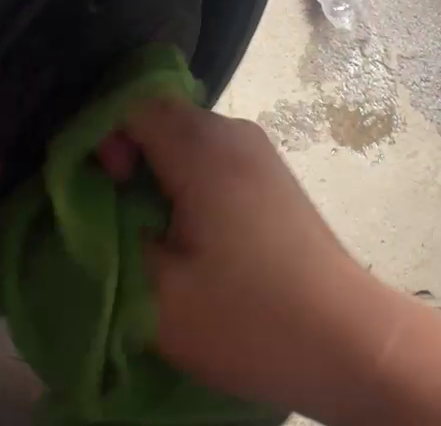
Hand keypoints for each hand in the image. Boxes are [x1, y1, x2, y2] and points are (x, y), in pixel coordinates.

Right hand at [101, 100, 409, 422]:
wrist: (345, 337)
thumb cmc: (249, 316)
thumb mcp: (157, 293)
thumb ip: (110, 238)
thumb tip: (95, 205)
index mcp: (204, 147)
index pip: (132, 105)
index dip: (102, 140)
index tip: (102, 194)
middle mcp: (235, 133)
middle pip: (160, 119)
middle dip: (127, 162)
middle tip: (120, 225)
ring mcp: (258, 152)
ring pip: (185, 141)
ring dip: (157, 179)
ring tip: (154, 240)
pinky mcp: (271, 176)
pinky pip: (212, 160)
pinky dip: (186, 186)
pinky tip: (192, 240)